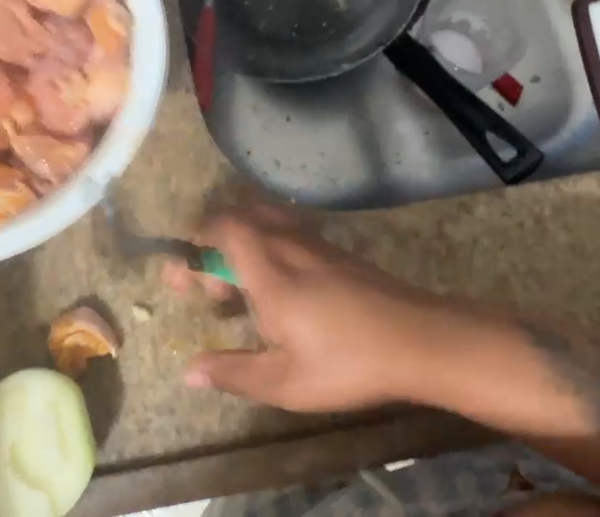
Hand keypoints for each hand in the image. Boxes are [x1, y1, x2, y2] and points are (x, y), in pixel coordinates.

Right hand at [163, 203, 493, 411]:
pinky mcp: (336, 250)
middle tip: (206, 284)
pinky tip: (278, 282)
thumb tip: (188, 371)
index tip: (182, 272)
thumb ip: (233, 373)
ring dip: (241, 239)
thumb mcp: (285, 382)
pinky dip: (268, 243)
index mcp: (268, 271)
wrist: (417, 339)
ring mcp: (315, 243)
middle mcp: (287, 244)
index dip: (196, 238)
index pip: (223, 227)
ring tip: (237, 280)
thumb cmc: (346, 363)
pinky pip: (288, 229)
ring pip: (266, 219)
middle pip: (240, 216)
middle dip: (212, 240)